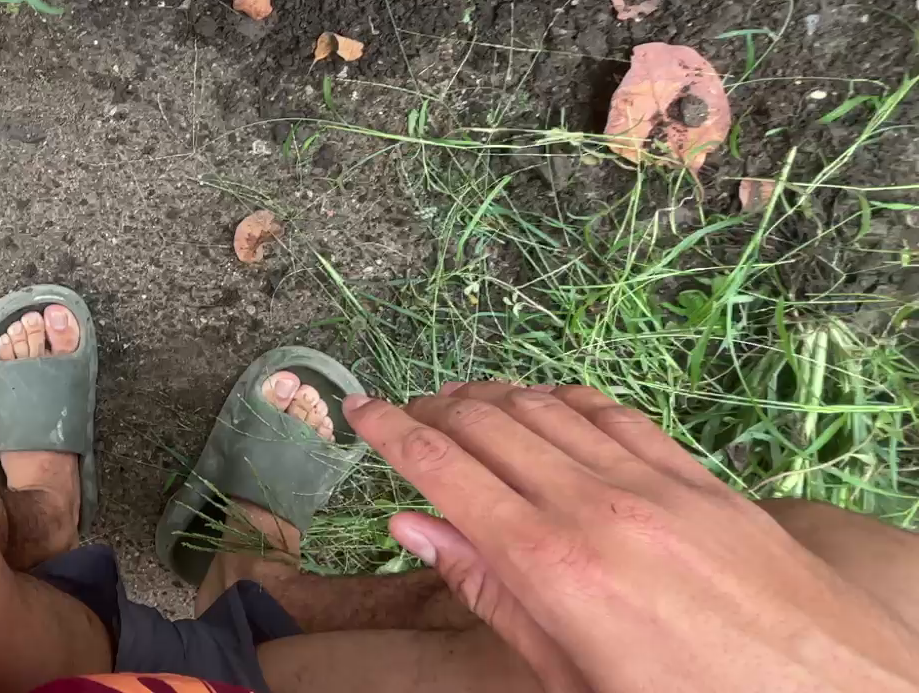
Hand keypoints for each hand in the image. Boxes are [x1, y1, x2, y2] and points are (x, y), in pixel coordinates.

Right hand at [345, 382, 918, 692]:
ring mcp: (650, 484)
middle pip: (478, 420)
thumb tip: (409, 524)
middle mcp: (588, 505)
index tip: (357, 407)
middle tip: (405, 418)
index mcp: (548, 562)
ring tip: (459, 409)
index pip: (439, 464)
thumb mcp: (570, 679)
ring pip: (535, 405)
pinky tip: (539, 406)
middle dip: (426, 408)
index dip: (386, 426)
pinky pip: (609, 410)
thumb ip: (485, 590)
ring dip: (482, 396)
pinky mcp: (702, 479)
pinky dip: (556, 397)